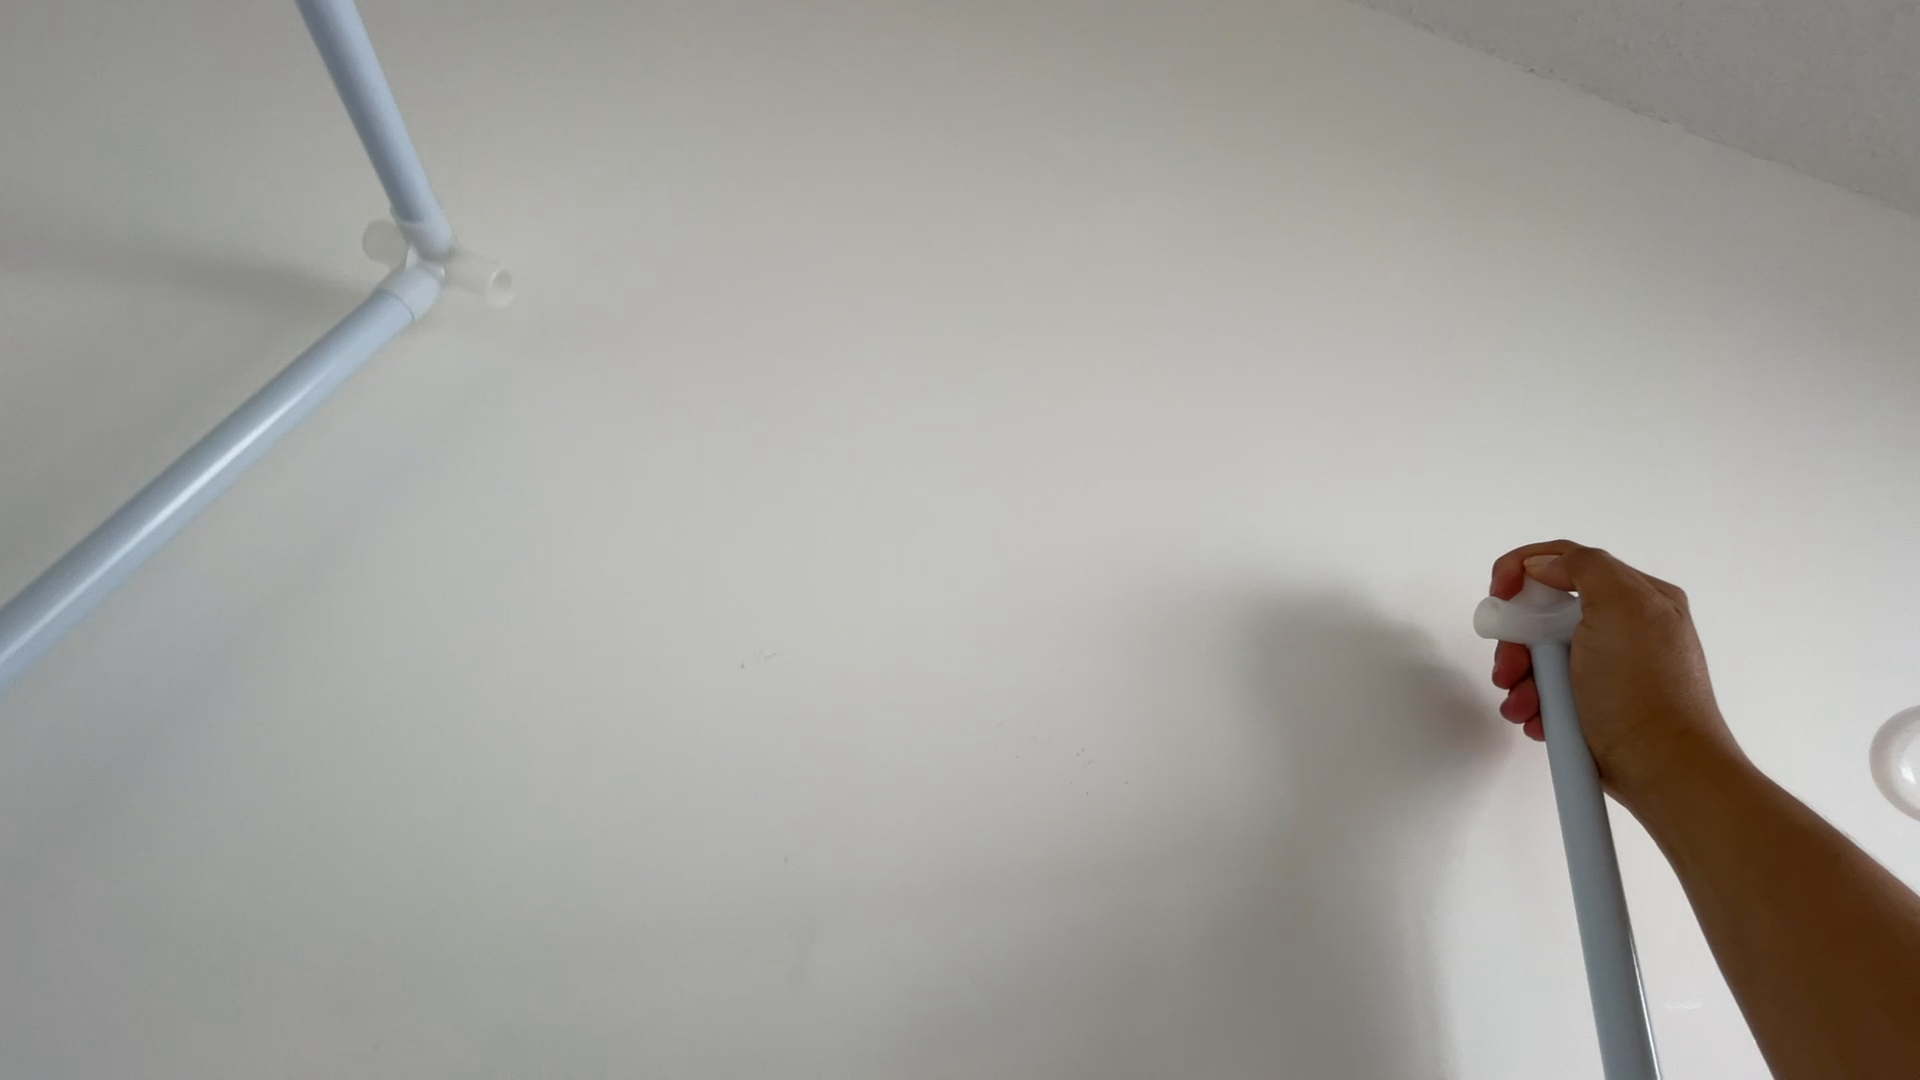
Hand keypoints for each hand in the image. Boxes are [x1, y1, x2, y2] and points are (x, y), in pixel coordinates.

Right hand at [1489, 541, 1741, 808]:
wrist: (1661, 768)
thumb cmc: (1641, 688)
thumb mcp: (1623, 609)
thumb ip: (1583, 568)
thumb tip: (1542, 568)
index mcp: (1637, 597)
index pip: (1563, 560)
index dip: (1519, 569)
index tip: (1498, 595)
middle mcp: (1621, 626)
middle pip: (1539, 611)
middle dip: (1515, 639)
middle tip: (1510, 667)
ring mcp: (1604, 664)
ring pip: (1535, 651)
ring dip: (1518, 677)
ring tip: (1525, 704)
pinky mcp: (1589, 697)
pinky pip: (1542, 685)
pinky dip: (1531, 699)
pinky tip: (1538, 717)